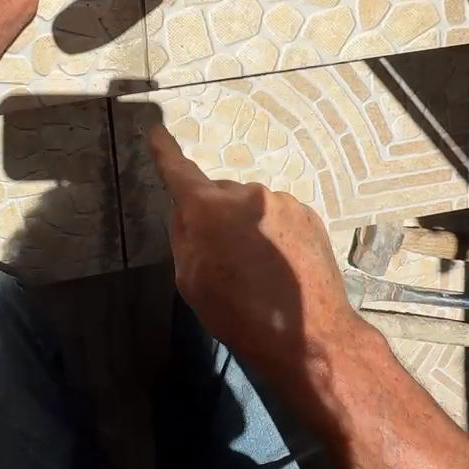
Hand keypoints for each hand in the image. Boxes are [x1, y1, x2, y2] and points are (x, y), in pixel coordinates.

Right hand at [147, 124, 363, 381]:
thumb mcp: (191, 281)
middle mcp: (246, 193)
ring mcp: (281, 201)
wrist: (311, 338)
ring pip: (251, 205)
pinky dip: (273, 232)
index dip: (164, 151)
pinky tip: (281, 265)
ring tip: (258, 268)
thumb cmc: (239, 315)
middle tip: (223, 256)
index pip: (178, 171)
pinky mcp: (308, 214)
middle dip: (216, 215)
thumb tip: (186, 212)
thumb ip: (184, 237)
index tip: (156, 131)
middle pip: (219, 195)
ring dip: (248, 224)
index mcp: (209, 208)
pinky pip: (277, 215)